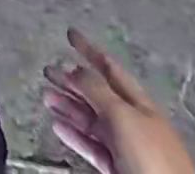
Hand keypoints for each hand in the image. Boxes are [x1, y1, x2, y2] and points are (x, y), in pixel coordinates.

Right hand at [43, 29, 194, 173]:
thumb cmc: (149, 155)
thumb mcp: (122, 116)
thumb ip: (97, 90)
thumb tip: (75, 69)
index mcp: (139, 103)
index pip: (110, 68)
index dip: (89, 49)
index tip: (70, 33)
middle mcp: (131, 121)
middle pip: (97, 94)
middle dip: (72, 81)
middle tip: (47, 70)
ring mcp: (124, 146)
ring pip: (91, 120)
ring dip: (68, 106)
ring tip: (46, 97)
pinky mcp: (116, 168)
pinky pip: (91, 146)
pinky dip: (73, 134)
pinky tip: (57, 125)